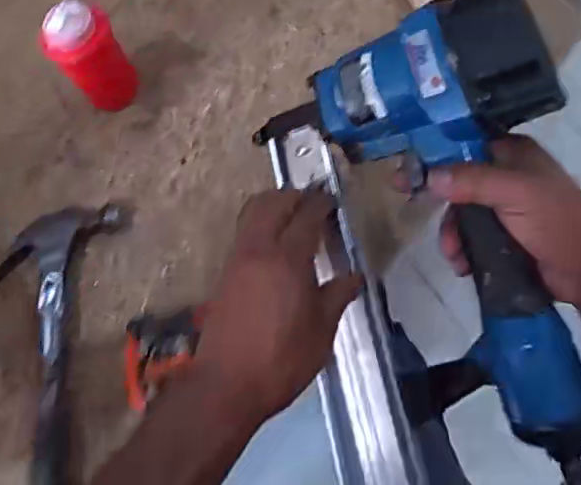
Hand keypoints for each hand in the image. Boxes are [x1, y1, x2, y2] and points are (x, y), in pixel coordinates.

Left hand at [194, 189, 361, 424]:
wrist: (225, 385)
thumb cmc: (280, 360)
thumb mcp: (320, 333)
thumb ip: (337, 297)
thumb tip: (355, 277)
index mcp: (288, 259)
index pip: (307, 216)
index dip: (321, 204)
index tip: (332, 200)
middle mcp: (260, 248)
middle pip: (275, 202)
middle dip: (296, 196)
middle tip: (314, 202)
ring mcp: (238, 256)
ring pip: (254, 210)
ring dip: (274, 203)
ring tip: (292, 214)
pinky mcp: (226, 269)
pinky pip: (244, 228)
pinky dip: (260, 220)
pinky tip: (274, 240)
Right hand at [425, 136, 580, 307]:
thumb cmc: (555, 220)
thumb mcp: (513, 192)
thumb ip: (470, 181)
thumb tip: (429, 177)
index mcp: (512, 152)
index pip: (465, 143)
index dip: (435, 154)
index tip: (408, 170)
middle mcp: (508, 175)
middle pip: (459, 181)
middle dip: (443, 203)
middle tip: (414, 207)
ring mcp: (507, 208)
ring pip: (463, 212)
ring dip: (453, 233)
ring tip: (455, 256)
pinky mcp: (507, 237)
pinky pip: (473, 236)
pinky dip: (464, 249)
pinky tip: (463, 266)